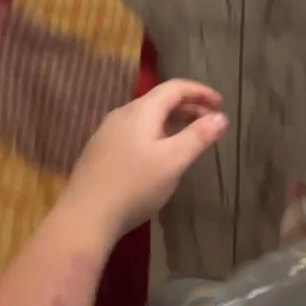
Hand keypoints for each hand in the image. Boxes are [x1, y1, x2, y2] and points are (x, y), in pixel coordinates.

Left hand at [60, 79, 228, 239]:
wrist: (84, 218)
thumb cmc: (134, 186)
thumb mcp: (173, 161)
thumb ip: (198, 136)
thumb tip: (221, 117)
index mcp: (142, 110)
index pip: (175, 87)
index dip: (200, 91)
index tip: (220, 103)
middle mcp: (122, 114)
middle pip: (160, 100)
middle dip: (188, 107)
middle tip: (209, 122)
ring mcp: (107, 132)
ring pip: (146, 116)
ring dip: (171, 121)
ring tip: (187, 137)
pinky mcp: (99, 152)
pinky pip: (134, 131)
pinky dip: (154, 133)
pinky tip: (157, 155)